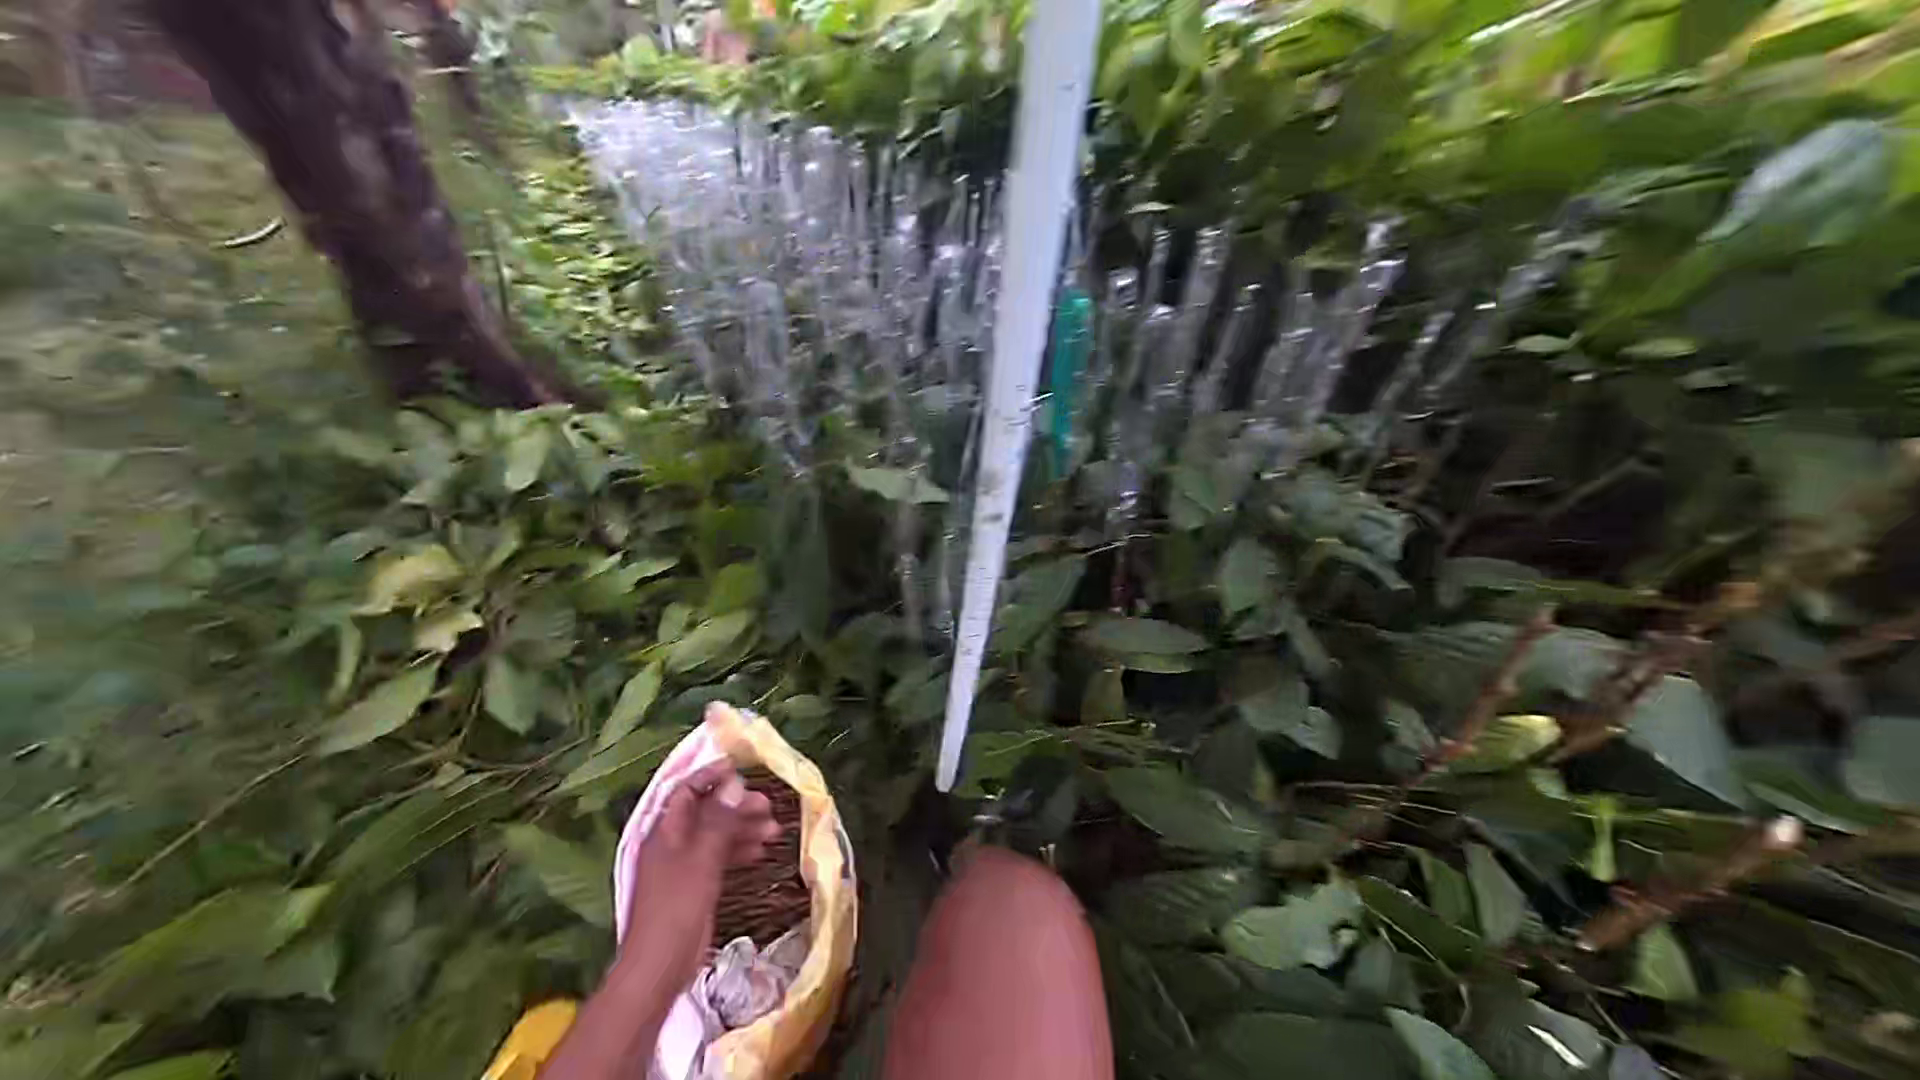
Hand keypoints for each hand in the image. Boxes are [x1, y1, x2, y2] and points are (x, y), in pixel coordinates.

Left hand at [615, 760, 781, 994]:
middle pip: (707, 813)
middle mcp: (673, 844)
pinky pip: (719, 857)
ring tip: (774, 830)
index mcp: (665, 832)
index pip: (687, 791)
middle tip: (768, 805)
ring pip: (716, 835)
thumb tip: (734, 783)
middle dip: (737, 805)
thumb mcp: (702, 858)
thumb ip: (719, 820)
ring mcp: (683, 865)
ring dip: (743, 828)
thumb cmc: (677, 908)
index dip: (711, 776)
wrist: (659, 968)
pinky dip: (738, 850)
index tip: (739, 767)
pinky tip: (760, 851)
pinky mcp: (695, 885)